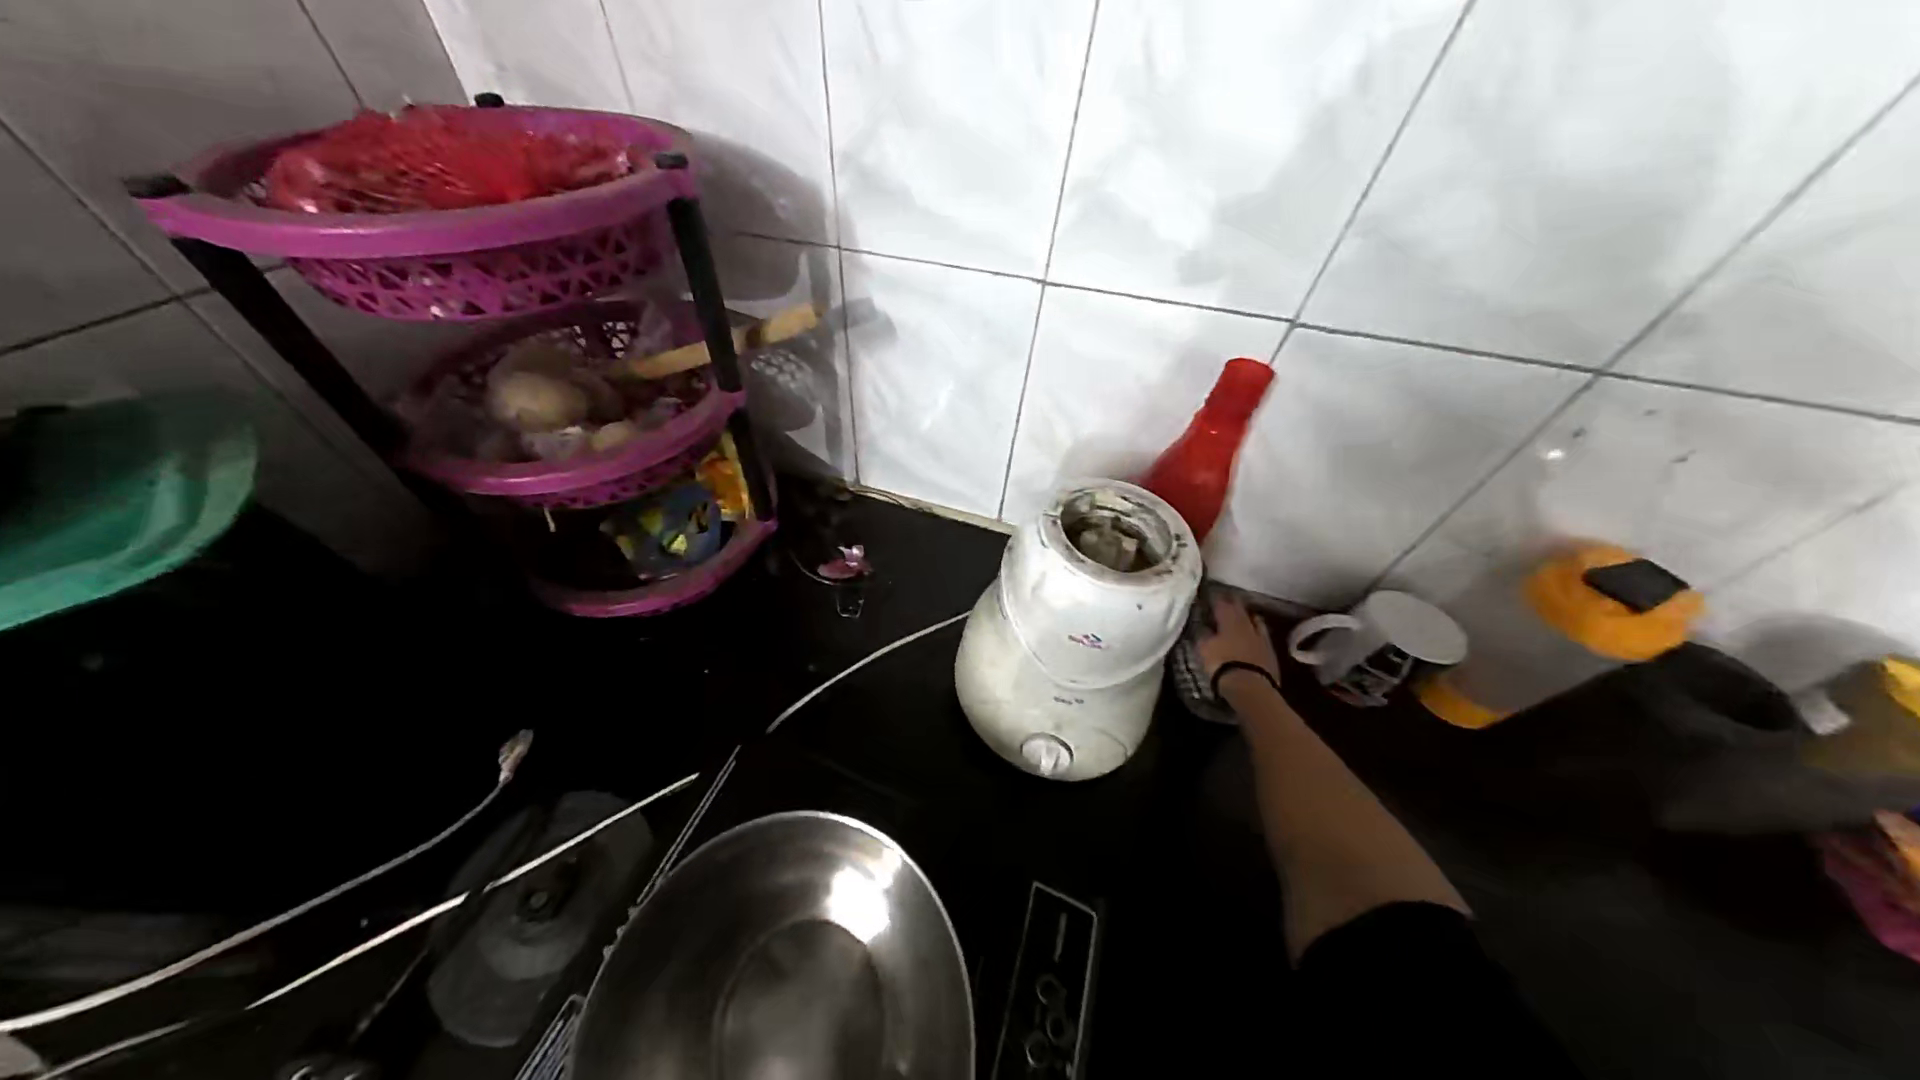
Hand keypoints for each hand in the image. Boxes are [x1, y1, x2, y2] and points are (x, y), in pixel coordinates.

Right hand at [1195, 591, 1279, 689]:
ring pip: (1254, 620)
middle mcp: (1247, 624)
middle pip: (1240, 608)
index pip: (1220, 602)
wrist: (1250, 686)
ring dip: (1247, 616)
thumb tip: (1202, 625)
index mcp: (1229, 619)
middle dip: (1232, 602)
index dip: (1214, 597)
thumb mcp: (1204, 648)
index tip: (1208, 593)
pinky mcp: (1270, 652)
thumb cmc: (1222, 664)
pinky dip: (1256, 632)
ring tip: (1241, 615)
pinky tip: (1253, 635)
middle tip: (1225, 599)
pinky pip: (1262, 635)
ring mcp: (1261, 637)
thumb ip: (1202, 634)